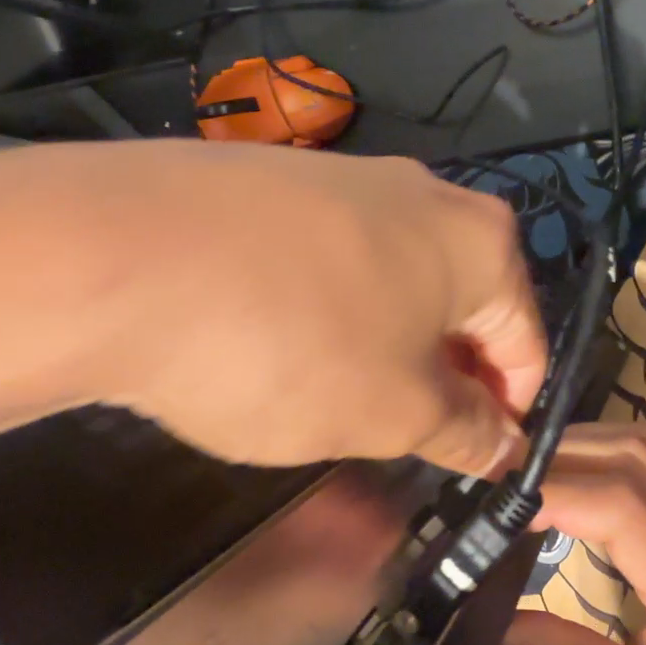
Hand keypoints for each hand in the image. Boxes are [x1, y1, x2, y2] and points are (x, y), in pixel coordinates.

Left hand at [8, 141, 545, 473]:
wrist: (120, 254)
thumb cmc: (291, 343)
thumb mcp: (393, 412)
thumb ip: (466, 432)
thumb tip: (506, 445)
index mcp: (478, 240)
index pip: (525, 342)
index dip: (507, 414)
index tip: (473, 464)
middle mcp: (421, 193)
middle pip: (458, 306)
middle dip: (439, 380)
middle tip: (397, 440)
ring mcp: (343, 180)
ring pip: (391, 284)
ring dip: (381, 348)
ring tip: (325, 398)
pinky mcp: (275, 185)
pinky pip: (328, 262)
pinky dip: (324, 313)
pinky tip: (272, 346)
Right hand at [495, 424, 645, 644]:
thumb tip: (484, 627)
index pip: (622, 504)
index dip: (554, 489)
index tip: (493, 499)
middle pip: (634, 456)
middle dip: (558, 455)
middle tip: (495, 477)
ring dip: (582, 445)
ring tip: (525, 473)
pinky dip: (605, 455)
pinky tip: (573, 479)